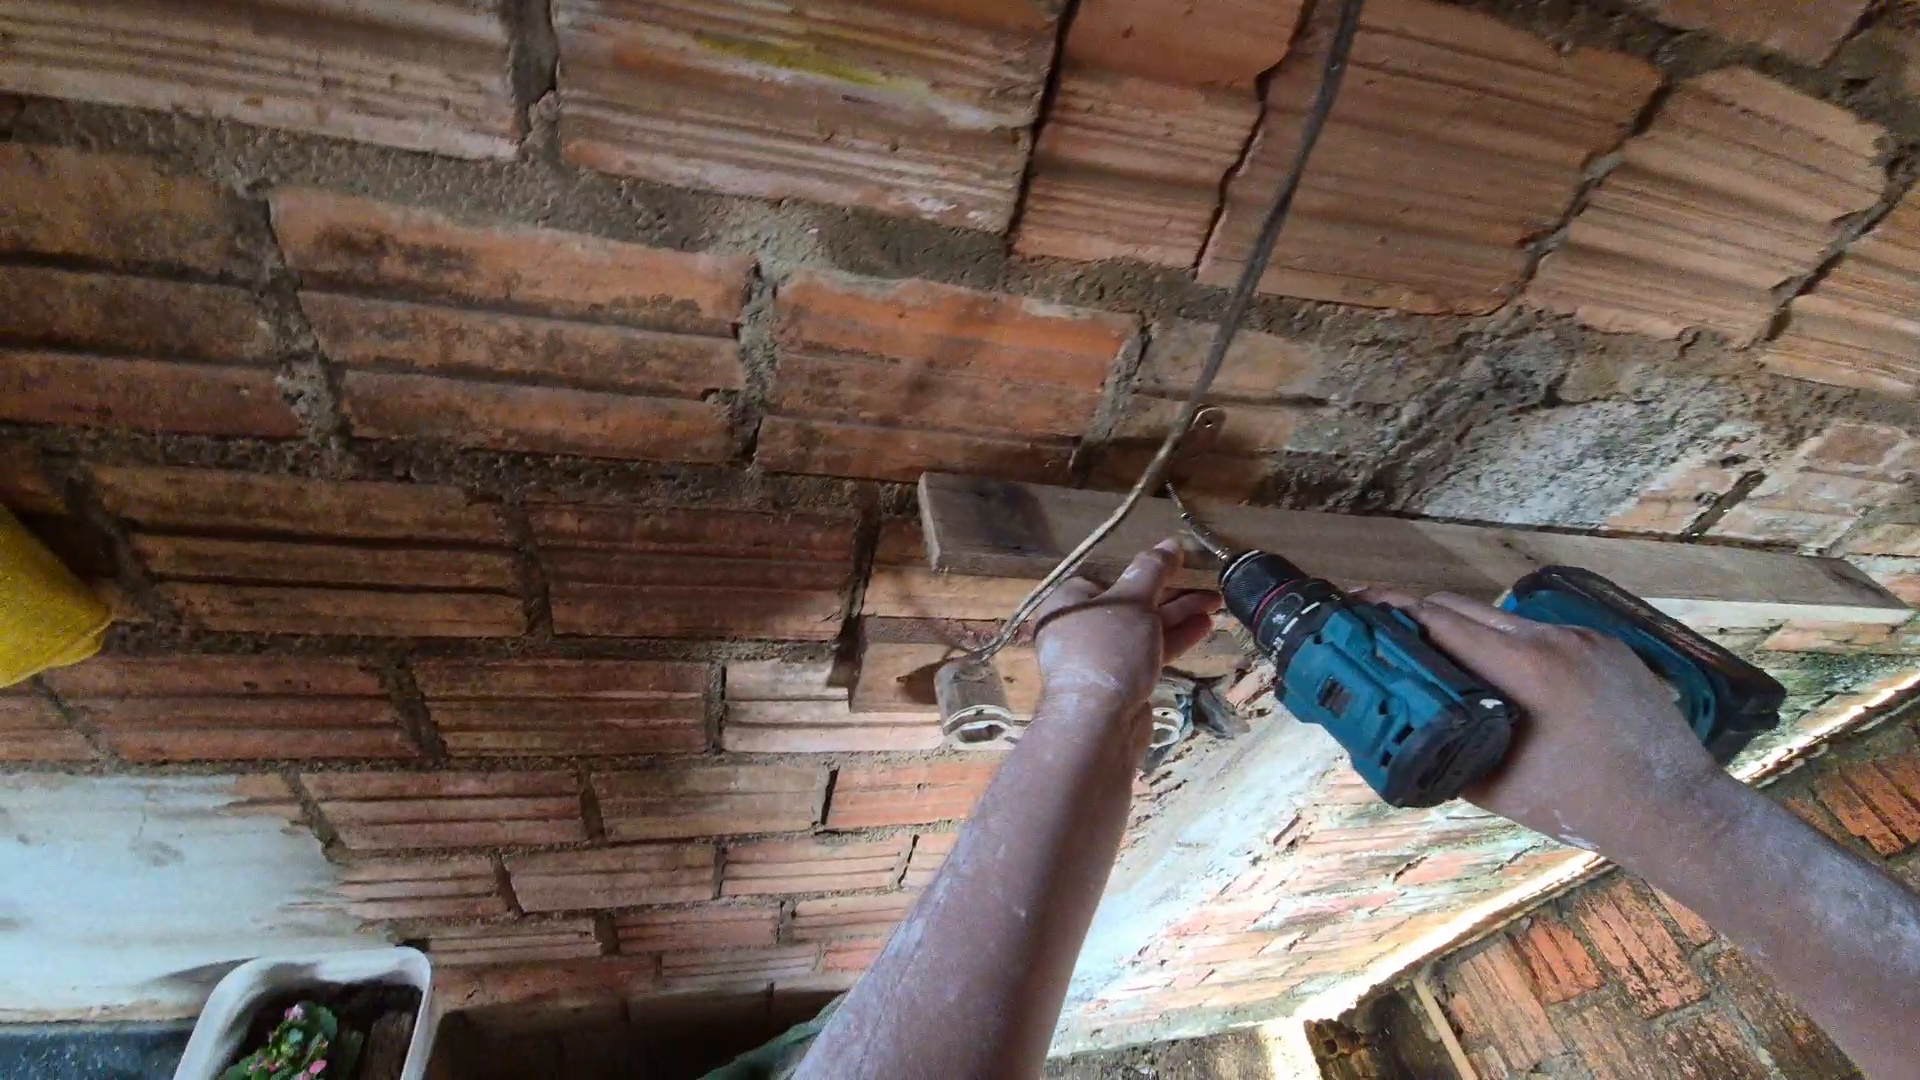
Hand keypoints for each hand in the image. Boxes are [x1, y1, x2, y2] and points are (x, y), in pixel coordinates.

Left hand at [1032, 540, 1221, 715]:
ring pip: (1143, 629)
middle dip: (1170, 593)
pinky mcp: (1120, 681)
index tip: (1174, 565)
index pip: (1105, 577)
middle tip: (1206, 582)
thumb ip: (1153, 571)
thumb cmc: (1109, 651)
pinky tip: (1204, 626)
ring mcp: (1100, 657)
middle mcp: (1079, 628)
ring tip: (1217, 602)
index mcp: (1068, 602)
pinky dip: (1174, 638)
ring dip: (1179, 615)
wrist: (1099, 724)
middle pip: (1129, 603)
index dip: (1140, 572)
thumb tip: (1171, 542)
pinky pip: (1148, 652)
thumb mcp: (1132, 602)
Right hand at [1357, 589, 1720, 852]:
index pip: (1438, 619)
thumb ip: (1437, 743)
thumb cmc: (1580, 806)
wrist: (1683, 814)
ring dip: (1456, 628)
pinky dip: (1497, 641)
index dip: (1391, 609)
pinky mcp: (1602, 646)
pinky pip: (1529, 631)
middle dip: (1414, 615)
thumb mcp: (1489, 784)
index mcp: (1525, 670)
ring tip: (1432, 653)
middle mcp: (1553, 641)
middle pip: (1458, 606)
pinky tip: (1490, 669)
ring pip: (1494, 615)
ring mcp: (1582, 639)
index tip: (1357, 603)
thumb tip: (1390, 724)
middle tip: (1381, 630)